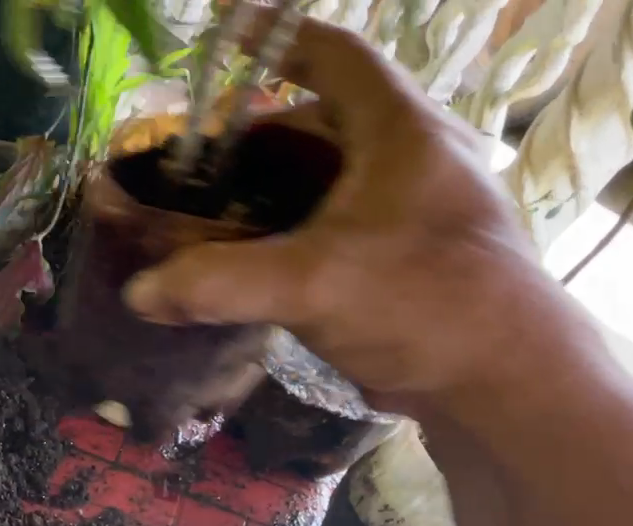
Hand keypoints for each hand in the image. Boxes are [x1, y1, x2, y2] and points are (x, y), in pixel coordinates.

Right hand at [123, 13, 571, 410]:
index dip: (279, 41)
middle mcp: (404, 159)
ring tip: (202, 218)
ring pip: (317, 181)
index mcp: (399, 133)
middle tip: (190, 168)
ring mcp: (399, 210)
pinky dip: (276, 235)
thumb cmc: (421, 301)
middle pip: (315, 125)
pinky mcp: (389, 256)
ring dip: (261, 193)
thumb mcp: (312, 284)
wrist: (494, 378)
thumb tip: (138, 292)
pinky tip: (241, 263)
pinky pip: (320, 226)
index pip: (335, 59)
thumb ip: (218, 283)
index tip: (224, 40)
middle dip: (250, 140)